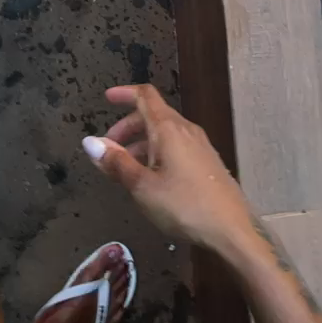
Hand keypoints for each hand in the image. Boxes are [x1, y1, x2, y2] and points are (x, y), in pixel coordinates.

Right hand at [83, 85, 255, 257]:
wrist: (231, 229)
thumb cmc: (184, 205)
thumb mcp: (143, 187)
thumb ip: (116, 163)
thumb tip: (90, 142)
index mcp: (168, 128)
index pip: (145, 96)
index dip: (125, 93)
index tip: (107, 98)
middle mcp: (185, 129)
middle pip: (152, 115)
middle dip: (127, 127)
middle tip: (108, 150)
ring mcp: (199, 145)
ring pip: (164, 133)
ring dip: (141, 143)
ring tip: (125, 170)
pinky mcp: (206, 162)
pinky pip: (175, 146)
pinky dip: (156, 152)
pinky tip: (150, 179)